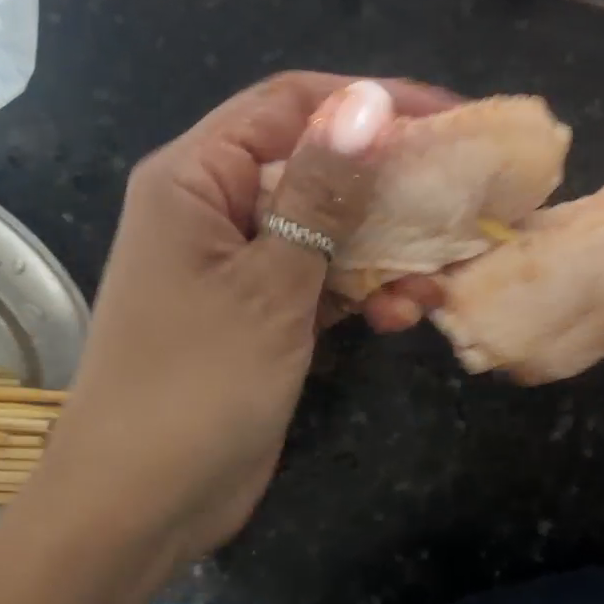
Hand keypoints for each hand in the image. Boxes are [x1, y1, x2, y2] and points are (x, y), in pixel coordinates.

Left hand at [35, 72, 454, 560]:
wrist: (141, 501)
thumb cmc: (196, 386)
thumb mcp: (269, 286)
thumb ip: (321, 196)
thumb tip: (368, 102)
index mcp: (195, 180)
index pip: (290, 106)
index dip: (371, 104)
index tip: (451, 122)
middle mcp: (213, 213)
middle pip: (314, 170)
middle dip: (388, 190)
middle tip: (462, 205)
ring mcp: (237, 272)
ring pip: (325, 235)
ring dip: (383, 255)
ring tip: (435, 283)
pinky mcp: (259, 322)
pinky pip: (319, 287)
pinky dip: (359, 297)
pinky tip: (401, 318)